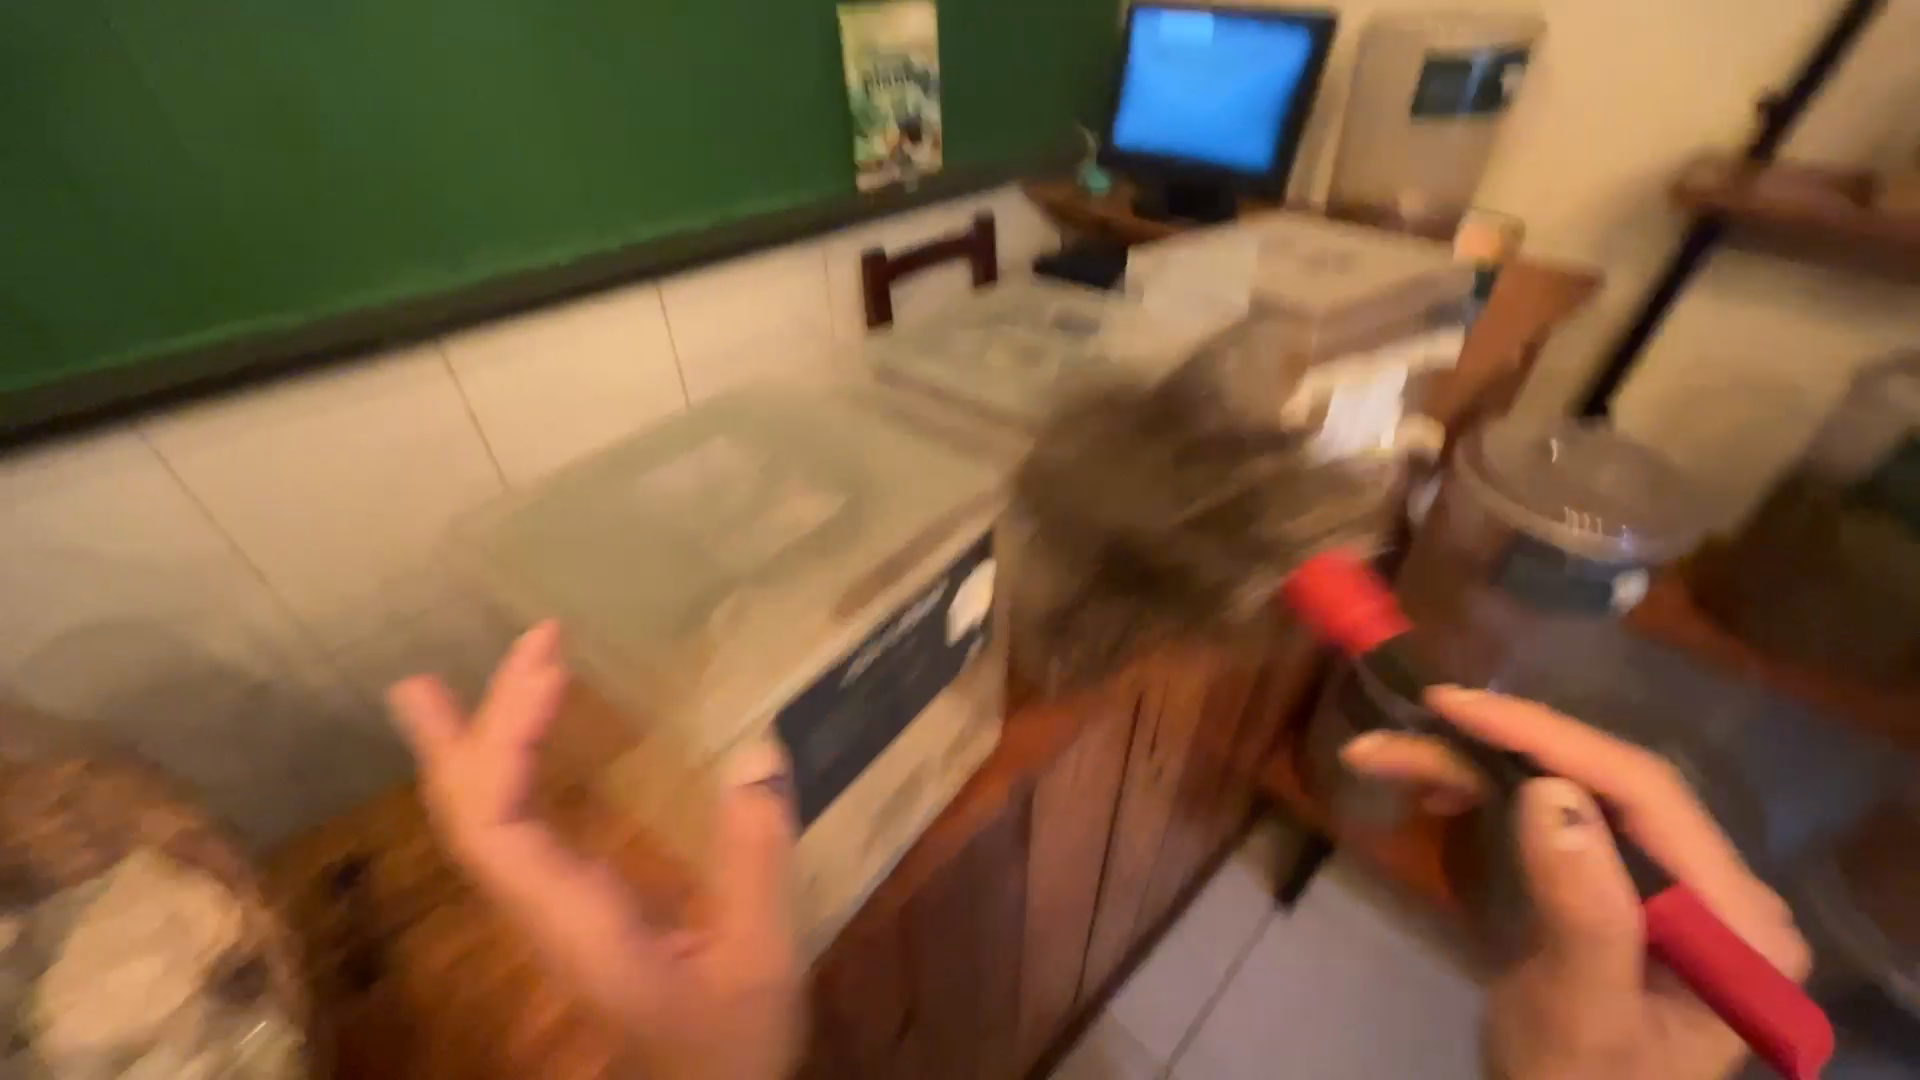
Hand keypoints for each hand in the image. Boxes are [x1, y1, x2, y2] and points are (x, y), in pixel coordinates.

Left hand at [388, 621, 802, 1079]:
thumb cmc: (731, 1046)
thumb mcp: (760, 959)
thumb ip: (756, 862)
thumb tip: (756, 750)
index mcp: (576, 924)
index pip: (501, 826)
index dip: (509, 738)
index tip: (550, 664)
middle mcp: (545, 913)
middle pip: (475, 815)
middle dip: (487, 723)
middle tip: (533, 639)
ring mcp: (553, 911)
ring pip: (481, 824)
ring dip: (471, 745)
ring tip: (436, 684)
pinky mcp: (577, 907)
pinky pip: (517, 829)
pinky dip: (504, 772)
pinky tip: (517, 748)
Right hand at [1341, 686, 1809, 1079]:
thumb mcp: (1580, 1011)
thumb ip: (1585, 913)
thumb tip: (1547, 794)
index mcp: (1733, 919)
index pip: (1642, 792)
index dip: (1547, 736)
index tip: (1454, 706)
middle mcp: (1704, 883)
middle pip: (1593, 777)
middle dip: (1494, 743)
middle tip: (1412, 721)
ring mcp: (1650, 875)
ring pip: (1552, 783)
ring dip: (1464, 763)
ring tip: (1383, 756)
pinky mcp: (1600, 873)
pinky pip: (1533, 806)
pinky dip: (1469, 786)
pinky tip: (1425, 787)